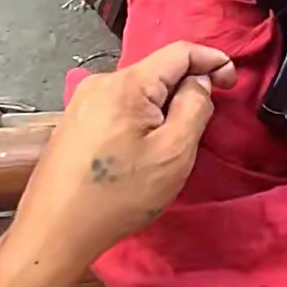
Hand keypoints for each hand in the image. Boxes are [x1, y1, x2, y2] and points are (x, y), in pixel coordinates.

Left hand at [6, 42, 235, 274]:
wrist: (53, 234)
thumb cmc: (119, 196)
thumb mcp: (174, 152)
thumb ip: (195, 106)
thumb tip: (199, 81)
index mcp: (127, 84)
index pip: (180, 51)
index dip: (213, 59)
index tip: (233, 81)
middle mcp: (101, 82)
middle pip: (158, 70)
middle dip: (188, 87)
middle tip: (205, 121)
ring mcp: (84, 101)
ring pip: (140, 89)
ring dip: (165, 104)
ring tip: (173, 141)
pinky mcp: (75, 121)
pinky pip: (121, 105)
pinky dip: (143, 115)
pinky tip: (144, 146)